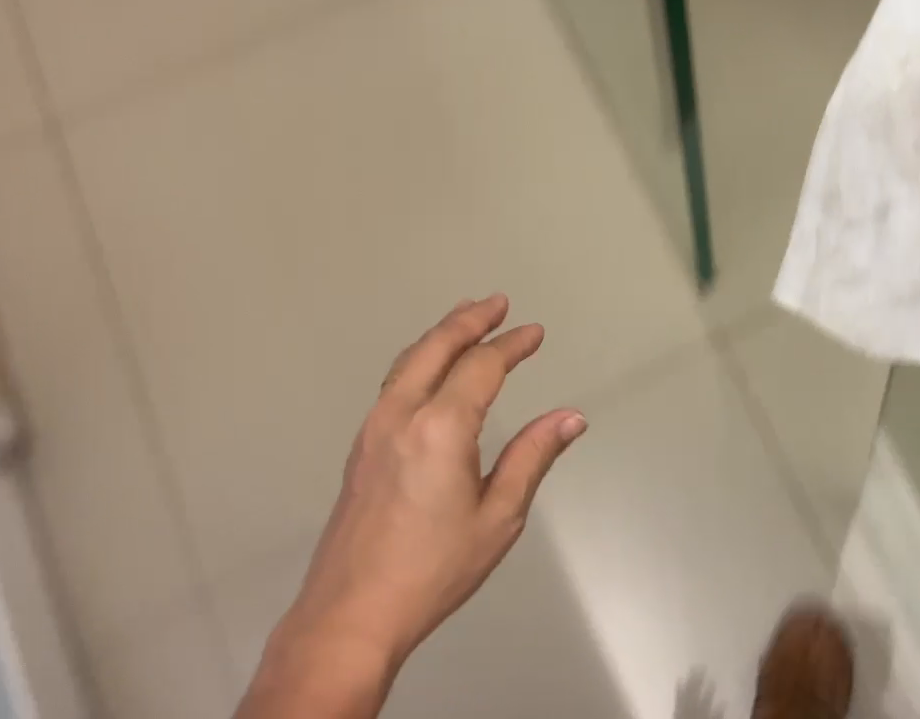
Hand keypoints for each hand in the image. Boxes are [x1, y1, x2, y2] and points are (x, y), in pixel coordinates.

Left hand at [263, 296, 585, 681]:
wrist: (349, 616)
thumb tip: (571, 417)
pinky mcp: (360, 449)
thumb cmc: (434, 568)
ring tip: (463, 317)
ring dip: (439, 335)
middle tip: (496, 302)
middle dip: (468, 320)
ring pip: (407, 362)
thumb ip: (532, 457)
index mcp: (440, 428)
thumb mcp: (498, 516)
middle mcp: (401, 416)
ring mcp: (373, 430)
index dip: (511, 345)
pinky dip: (418, 359)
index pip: (481, 367)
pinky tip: (428, 368)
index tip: (534, 333)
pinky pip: (393, 383)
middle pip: (435, 348)